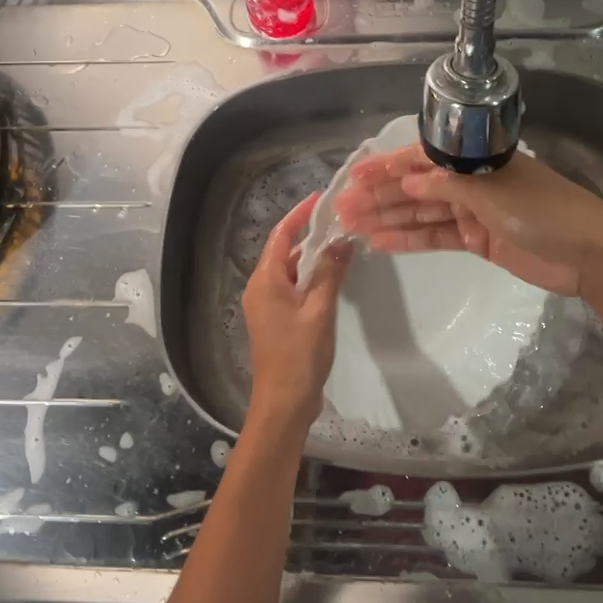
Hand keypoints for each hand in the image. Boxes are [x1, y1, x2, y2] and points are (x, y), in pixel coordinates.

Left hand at [242, 192, 351, 430]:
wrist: (284, 403)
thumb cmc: (299, 355)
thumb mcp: (320, 310)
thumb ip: (330, 273)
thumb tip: (341, 241)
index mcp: (265, 281)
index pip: (281, 236)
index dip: (299, 215)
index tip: (320, 199)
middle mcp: (261, 288)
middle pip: (284, 252)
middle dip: (310, 236)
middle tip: (339, 222)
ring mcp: (267, 306)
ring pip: (291, 272)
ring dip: (313, 260)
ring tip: (342, 245)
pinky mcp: (277, 320)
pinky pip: (293, 289)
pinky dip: (311, 279)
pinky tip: (333, 279)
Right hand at [335, 147, 602, 295]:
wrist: (588, 254)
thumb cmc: (544, 210)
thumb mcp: (492, 192)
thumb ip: (447, 187)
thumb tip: (406, 181)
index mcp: (476, 160)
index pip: (423, 159)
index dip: (388, 167)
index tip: (356, 175)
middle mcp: (470, 183)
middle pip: (416, 188)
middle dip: (380, 196)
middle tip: (343, 207)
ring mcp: (473, 213)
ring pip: (421, 214)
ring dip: (388, 218)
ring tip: (352, 225)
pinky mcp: (477, 241)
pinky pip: (436, 237)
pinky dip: (410, 240)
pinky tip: (381, 242)